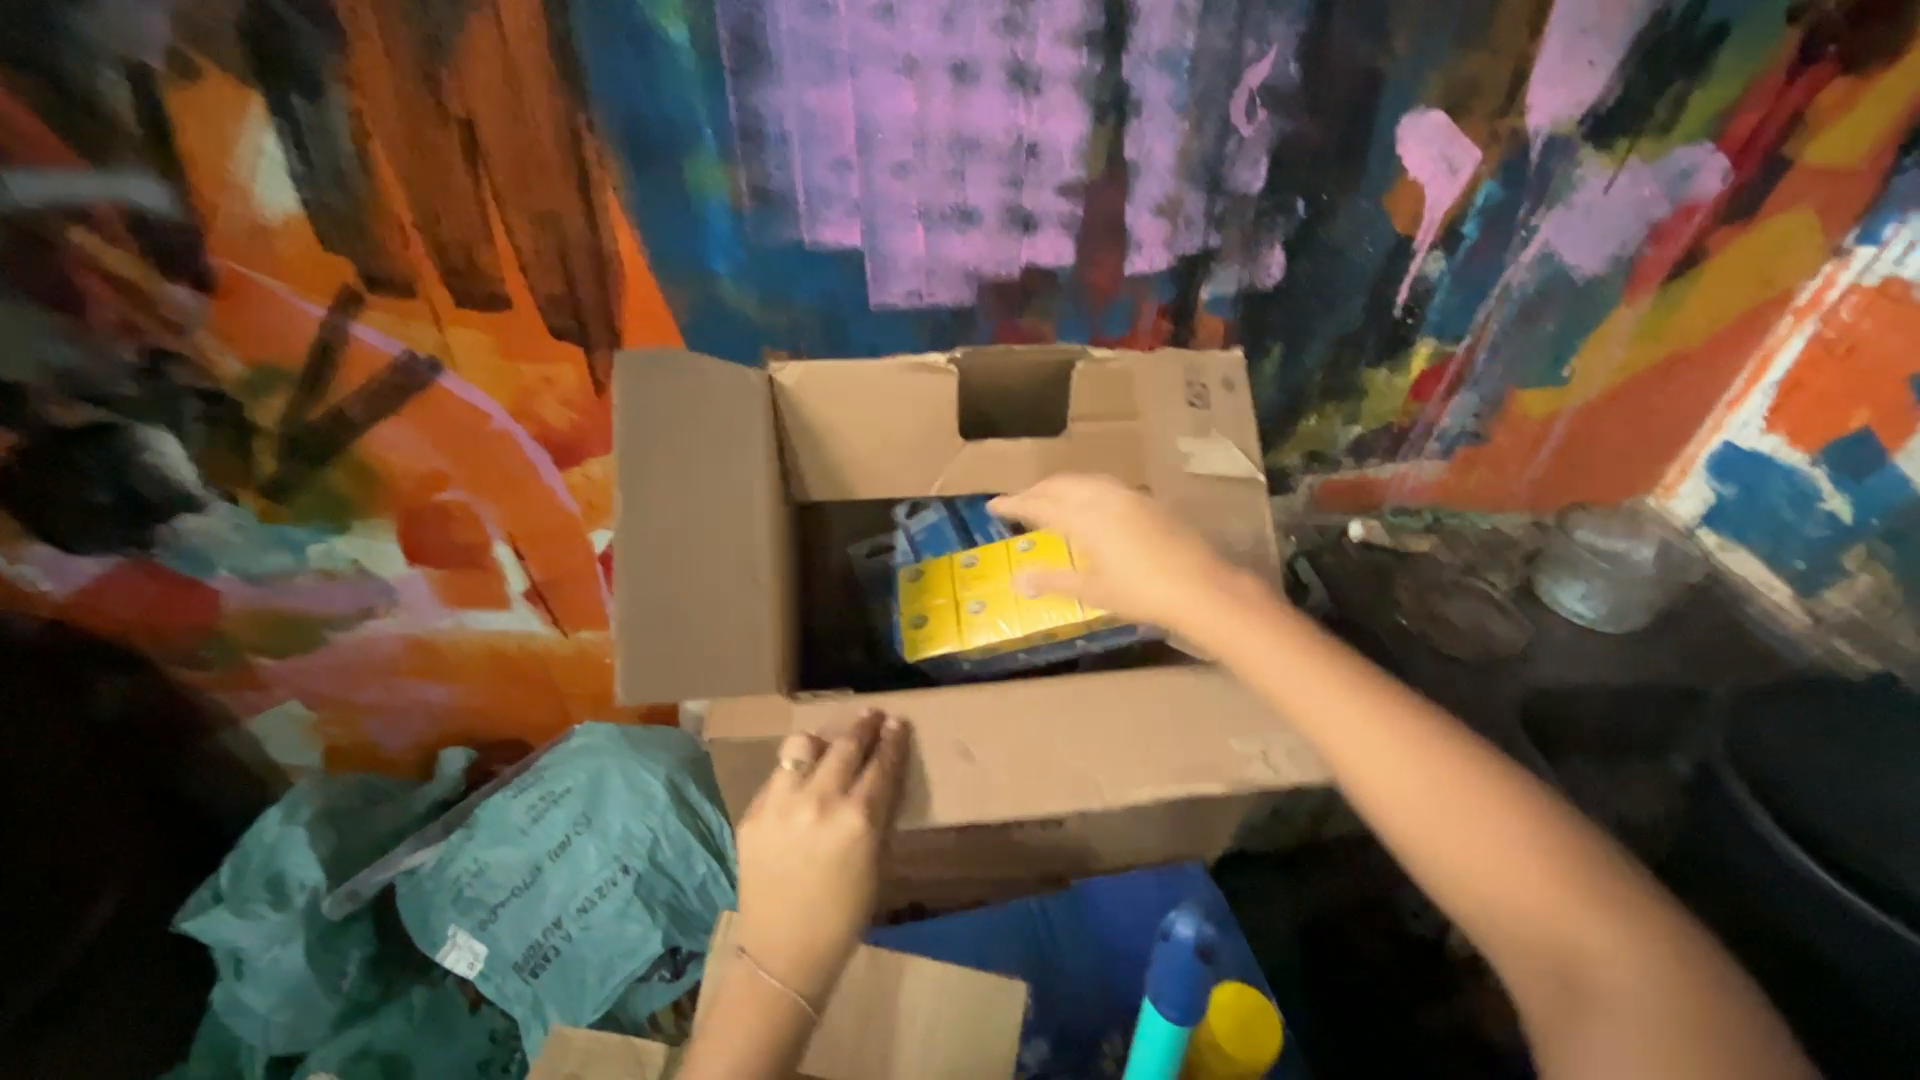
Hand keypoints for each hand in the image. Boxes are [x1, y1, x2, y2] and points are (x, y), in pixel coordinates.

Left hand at [733, 710, 910, 1008]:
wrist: (784, 952)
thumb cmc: (844, 914)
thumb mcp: (877, 863)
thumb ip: (878, 815)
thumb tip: (883, 777)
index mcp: (858, 818)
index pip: (880, 764)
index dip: (892, 740)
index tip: (897, 723)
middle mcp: (819, 801)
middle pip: (844, 746)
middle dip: (862, 727)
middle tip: (871, 715)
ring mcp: (780, 804)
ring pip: (802, 747)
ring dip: (823, 738)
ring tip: (831, 737)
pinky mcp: (752, 814)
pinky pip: (777, 776)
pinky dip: (794, 771)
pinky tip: (802, 776)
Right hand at [988, 474, 1248, 634]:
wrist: (1201, 588)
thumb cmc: (1142, 594)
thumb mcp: (1093, 591)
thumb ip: (1054, 581)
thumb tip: (1018, 580)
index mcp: (1086, 518)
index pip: (1040, 505)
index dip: (1014, 504)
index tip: (993, 505)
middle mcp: (1105, 499)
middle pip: (1062, 486)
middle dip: (1037, 492)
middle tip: (1019, 502)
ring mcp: (1130, 497)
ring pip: (1086, 482)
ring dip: (1062, 487)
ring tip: (1050, 498)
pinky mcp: (1150, 503)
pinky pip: (1107, 486)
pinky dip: (1086, 490)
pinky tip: (1089, 504)